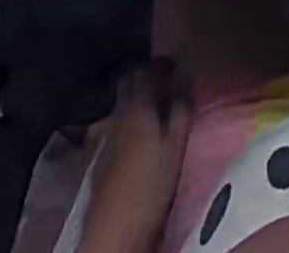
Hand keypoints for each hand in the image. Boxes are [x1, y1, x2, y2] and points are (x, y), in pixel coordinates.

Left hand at [76, 62, 192, 252]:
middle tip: (163, 79)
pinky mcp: (103, 148)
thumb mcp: (176, 146)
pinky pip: (117, 116)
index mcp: (139, 104)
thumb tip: (185, 80)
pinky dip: (129, 111)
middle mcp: (120, 110)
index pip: (148, 70)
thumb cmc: (152, 183)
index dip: (162, 64)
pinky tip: (138, 126)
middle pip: (129, 80)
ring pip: (121, 98)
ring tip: (154, 102)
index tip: (175, 63)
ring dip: (136, 93)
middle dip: (145, 74)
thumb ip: (181, 110)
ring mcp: (108, 129)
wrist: (115, 224)